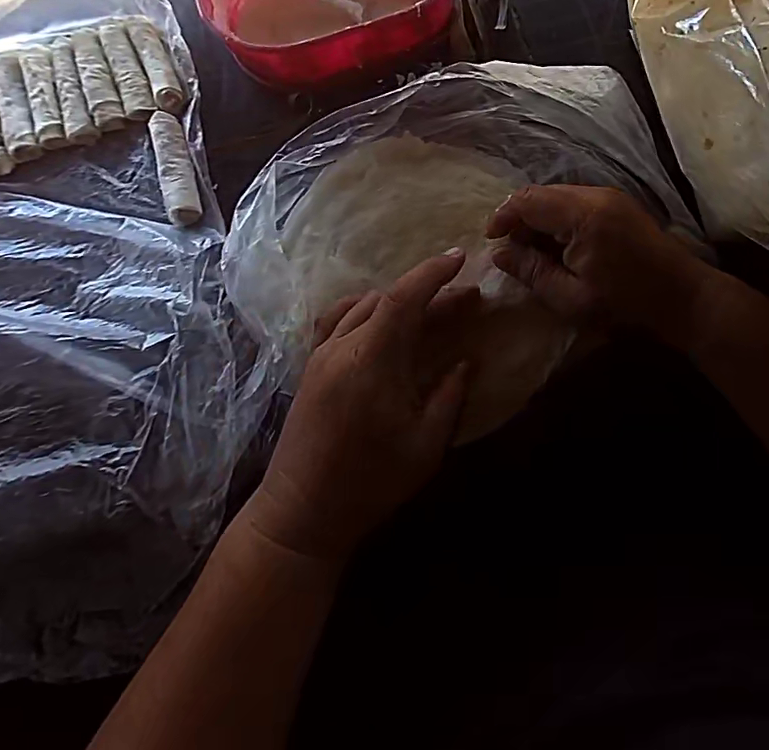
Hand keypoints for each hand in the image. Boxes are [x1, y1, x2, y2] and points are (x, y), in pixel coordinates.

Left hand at [243, 250, 478, 564]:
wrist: (301, 511)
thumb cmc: (370, 483)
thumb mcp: (424, 446)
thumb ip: (448, 396)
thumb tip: (466, 361)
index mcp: (372, 361)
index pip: (403, 298)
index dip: (433, 273)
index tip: (461, 258)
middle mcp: (342, 347)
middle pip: (387, 300)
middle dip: (429, 293)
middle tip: (466, 301)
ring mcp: (321, 354)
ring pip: (362, 306)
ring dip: (398, 300)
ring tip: (430, 309)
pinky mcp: (310, 367)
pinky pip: (338, 320)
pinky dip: (365, 310)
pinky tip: (379, 321)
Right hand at [486, 184, 742, 349]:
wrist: (686, 300)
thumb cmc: (627, 305)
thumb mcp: (571, 298)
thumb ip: (532, 272)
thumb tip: (500, 253)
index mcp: (583, 216)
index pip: (527, 201)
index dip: (503, 217)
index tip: (492, 241)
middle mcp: (596, 195)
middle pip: (541, 194)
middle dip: (520, 219)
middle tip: (513, 252)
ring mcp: (611, 197)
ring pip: (558, 196)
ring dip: (539, 219)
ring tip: (534, 253)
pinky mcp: (619, 205)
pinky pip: (576, 203)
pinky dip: (558, 219)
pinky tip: (560, 247)